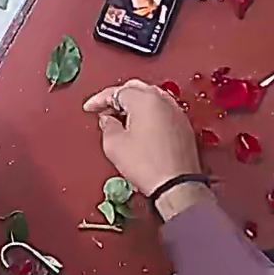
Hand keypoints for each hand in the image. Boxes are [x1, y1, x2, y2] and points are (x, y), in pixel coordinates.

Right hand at [82, 79, 204, 206]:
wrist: (176, 185)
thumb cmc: (146, 164)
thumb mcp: (114, 144)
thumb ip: (107, 125)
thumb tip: (108, 120)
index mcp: (144, 99)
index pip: (116, 91)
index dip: (99, 99)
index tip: (90, 107)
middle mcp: (163, 100)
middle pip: (135, 89)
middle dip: (117, 97)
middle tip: (104, 110)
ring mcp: (176, 111)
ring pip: (150, 97)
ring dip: (134, 104)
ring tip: (120, 118)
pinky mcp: (183, 125)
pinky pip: (161, 110)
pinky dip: (148, 113)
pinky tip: (139, 127)